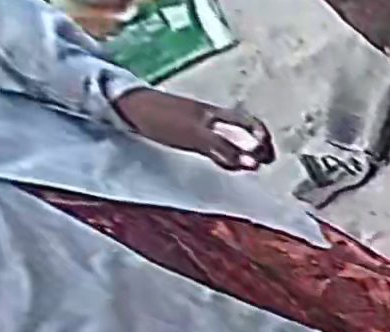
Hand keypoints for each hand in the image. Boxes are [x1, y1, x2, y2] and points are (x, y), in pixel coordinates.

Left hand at [112, 88, 274, 170]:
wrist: (124, 107)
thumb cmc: (160, 117)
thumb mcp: (196, 133)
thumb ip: (226, 148)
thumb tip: (253, 163)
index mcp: (222, 116)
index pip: (256, 127)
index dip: (265, 143)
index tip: (263, 158)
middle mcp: (220, 122)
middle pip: (252, 140)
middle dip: (256, 155)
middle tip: (250, 165)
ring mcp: (209, 130)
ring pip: (240, 148)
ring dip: (243, 160)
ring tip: (234, 166)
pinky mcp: (199, 139)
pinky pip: (224, 151)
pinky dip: (228, 160)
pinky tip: (221, 163)